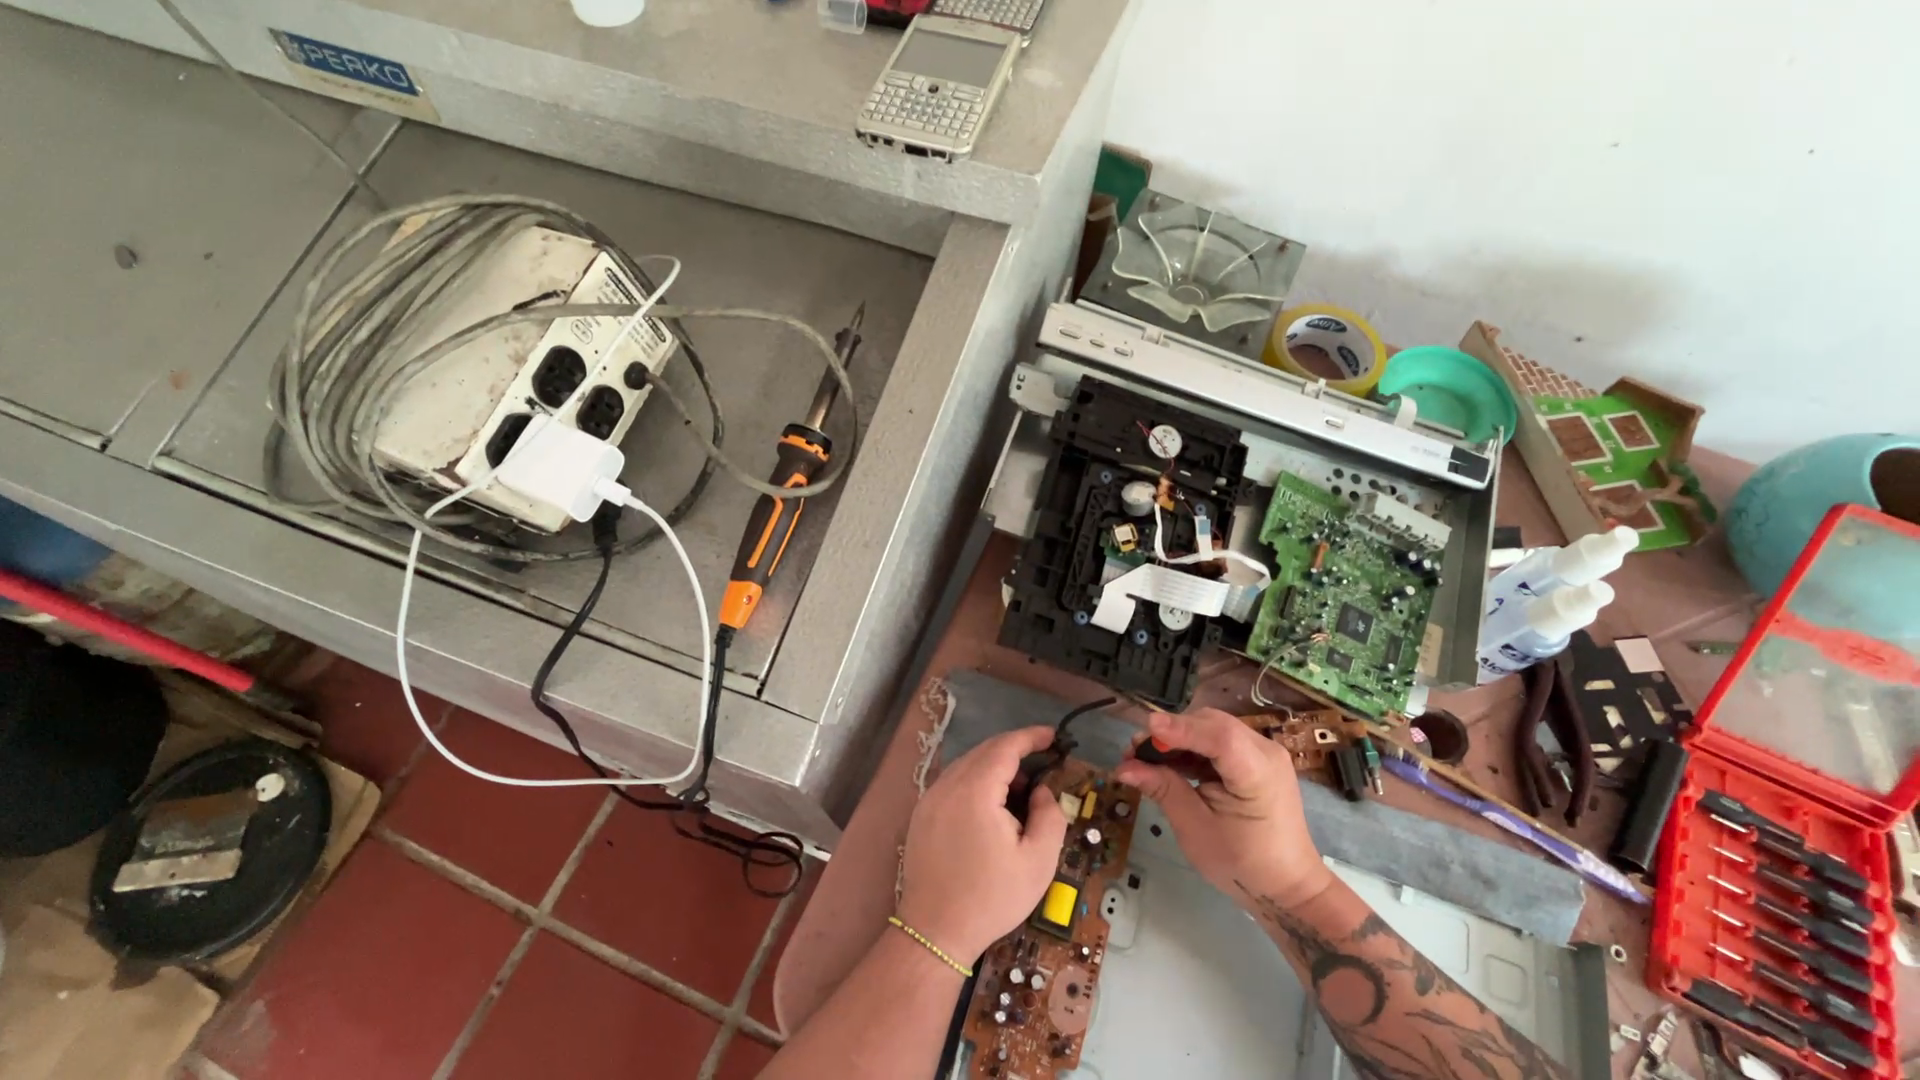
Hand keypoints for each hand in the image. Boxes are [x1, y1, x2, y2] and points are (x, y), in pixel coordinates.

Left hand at [898, 726, 1070, 961]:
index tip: (1054, 737)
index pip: (1005, 747)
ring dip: (994, 769)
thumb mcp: (1038, 861)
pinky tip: (991, 809)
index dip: (1031, 737)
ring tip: (1020, 793)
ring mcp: (929, 800)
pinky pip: (952, 784)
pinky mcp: (921, 816)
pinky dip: (976, 783)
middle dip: (1015, 752)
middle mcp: (947, 786)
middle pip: (984, 752)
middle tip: (1043, 768)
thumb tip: (1042, 792)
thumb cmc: (991, 898)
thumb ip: (1049, 816)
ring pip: (966, 767)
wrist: (935, 932)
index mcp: (975, 791)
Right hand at [1113, 709, 1332, 911]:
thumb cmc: (1242, 863)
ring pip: (1212, 728)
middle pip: (1212, 724)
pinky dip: (1191, 748)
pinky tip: (1169, 764)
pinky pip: (1218, 741)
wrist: (1285, 884)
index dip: (1180, 728)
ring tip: (1144, 759)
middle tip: (1134, 753)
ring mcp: (1263, 752)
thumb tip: (1124, 767)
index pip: (1219, 736)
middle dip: (1171, 733)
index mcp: (1258, 772)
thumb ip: (1163, 789)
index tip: (1145, 730)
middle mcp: (1266, 751)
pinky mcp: (1255, 758)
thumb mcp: (1195, 828)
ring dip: (1178, 739)